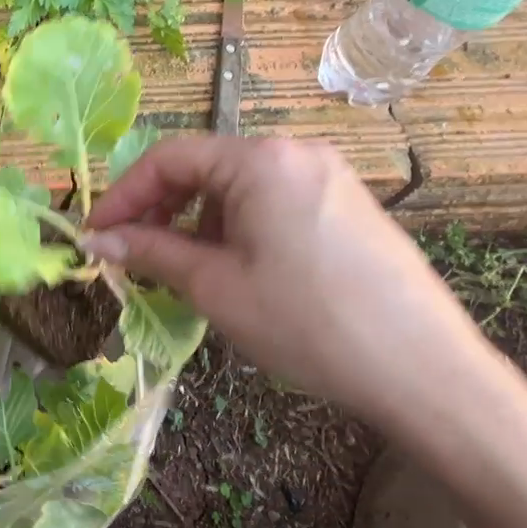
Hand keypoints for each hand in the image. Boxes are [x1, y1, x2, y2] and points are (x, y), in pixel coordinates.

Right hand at [82, 136, 497, 427]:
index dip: (124, 195)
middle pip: (205, 168)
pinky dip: (238, 228)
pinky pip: (274, 202)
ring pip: (239, 188)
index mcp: (261, 160)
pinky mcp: (349, 206)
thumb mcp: (216, 287)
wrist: (429, 375)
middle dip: (161, 209)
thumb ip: (151, 253)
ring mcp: (329, 177)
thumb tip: (98, 240)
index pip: (169, 158)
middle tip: (134, 255)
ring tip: (185, 272)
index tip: (96, 234)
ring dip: (199, 222)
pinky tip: (237, 272)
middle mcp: (296, 152)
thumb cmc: (309, 323)